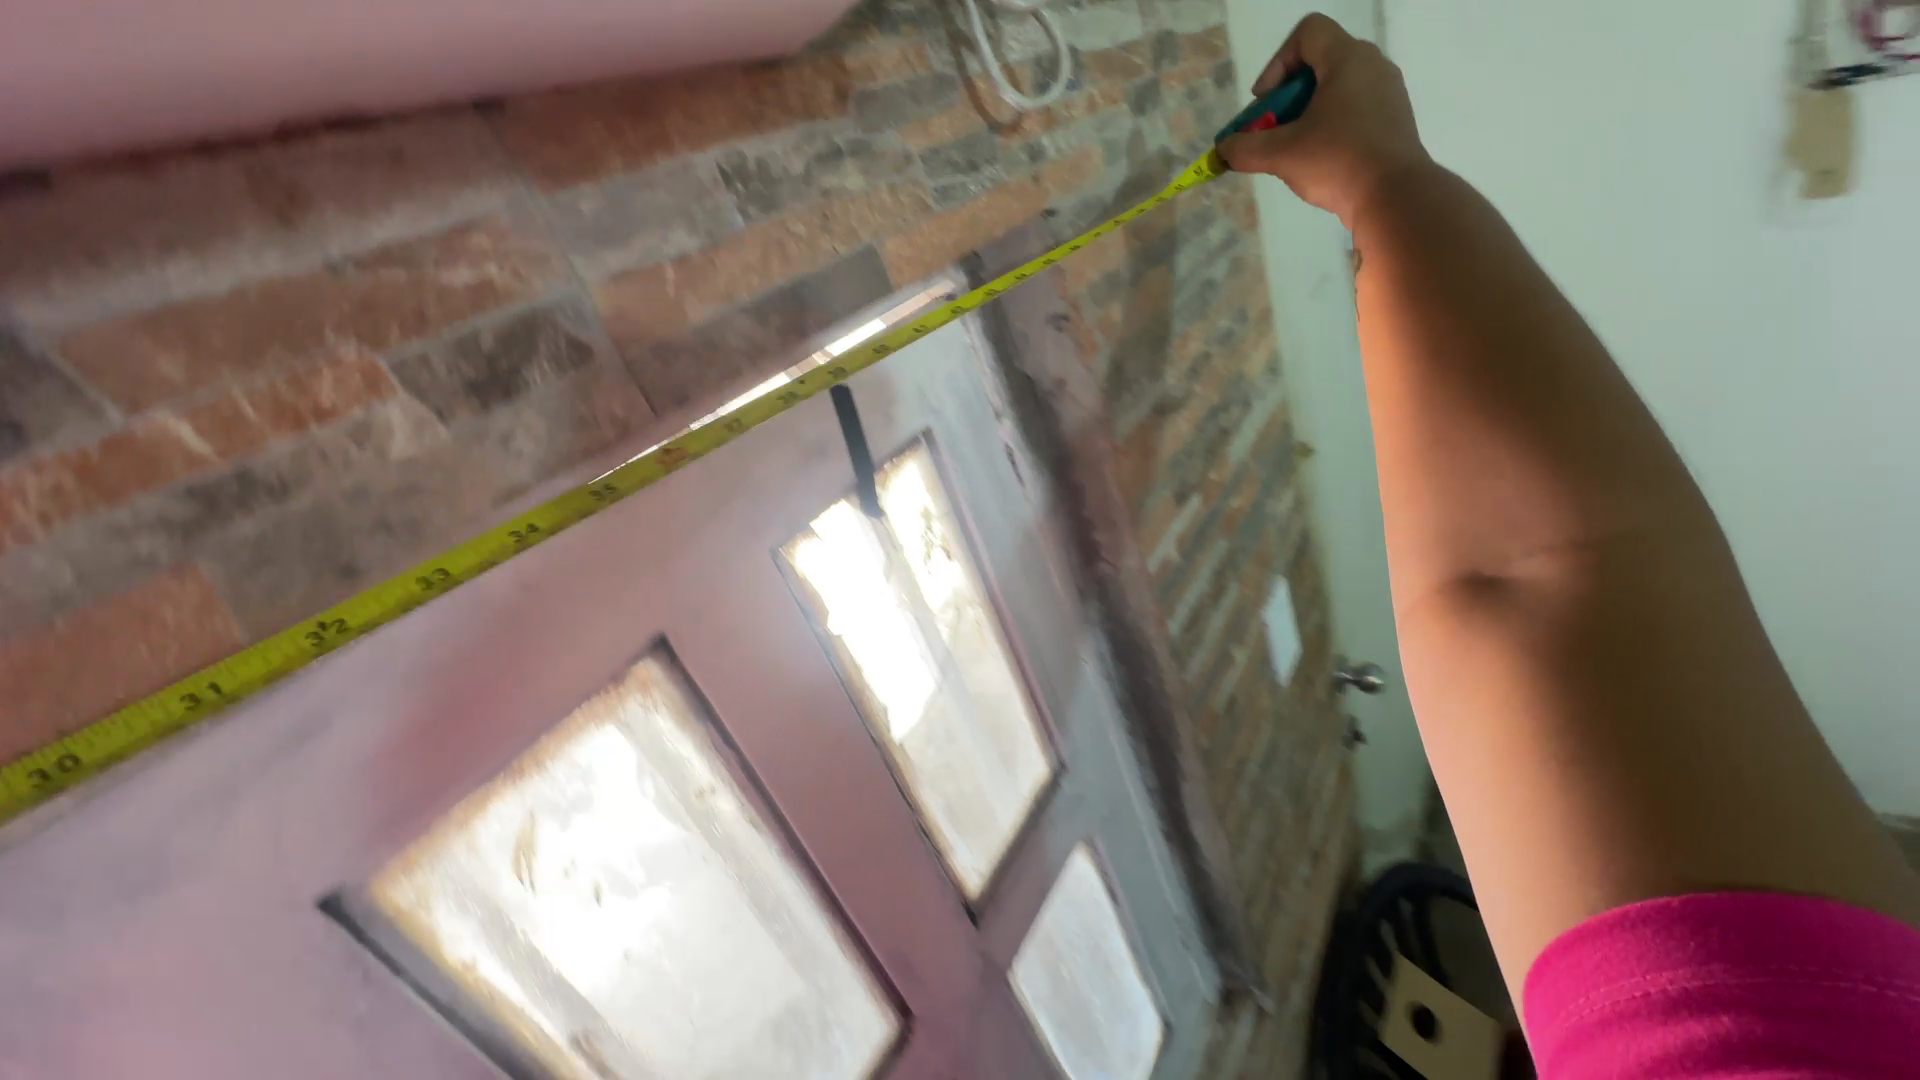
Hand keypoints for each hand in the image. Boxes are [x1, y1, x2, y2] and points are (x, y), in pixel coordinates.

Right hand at [1220, 13, 1432, 228]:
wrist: (1394, 195)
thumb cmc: (1337, 161)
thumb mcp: (1281, 155)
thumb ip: (1245, 148)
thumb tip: (1223, 148)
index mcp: (1347, 59)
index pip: (1308, 33)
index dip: (1278, 63)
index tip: (1266, 102)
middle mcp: (1372, 65)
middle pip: (1319, 64)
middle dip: (1286, 97)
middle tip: (1272, 131)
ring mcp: (1387, 92)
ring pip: (1336, 90)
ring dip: (1306, 115)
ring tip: (1293, 150)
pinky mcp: (1393, 120)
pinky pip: (1353, 110)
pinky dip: (1329, 127)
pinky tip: (1320, 160)